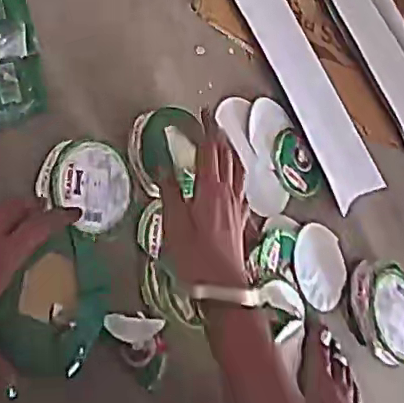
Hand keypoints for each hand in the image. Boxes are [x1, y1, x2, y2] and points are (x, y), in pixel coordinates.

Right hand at [157, 123, 251, 288]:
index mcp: (210, 188)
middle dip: (219, 135)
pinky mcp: (240, 219)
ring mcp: (236, 205)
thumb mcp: (174, 223)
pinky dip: (237, 173)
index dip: (207, 128)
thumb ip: (169, 191)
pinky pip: (241, 186)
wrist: (223, 290)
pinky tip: (235, 178)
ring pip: (237, 169)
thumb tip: (162, 165)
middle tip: (211, 121)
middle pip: (226, 155)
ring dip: (231, 151)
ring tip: (224, 141)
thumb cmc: (195, 258)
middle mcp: (227, 192)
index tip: (203, 113)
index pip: (210, 149)